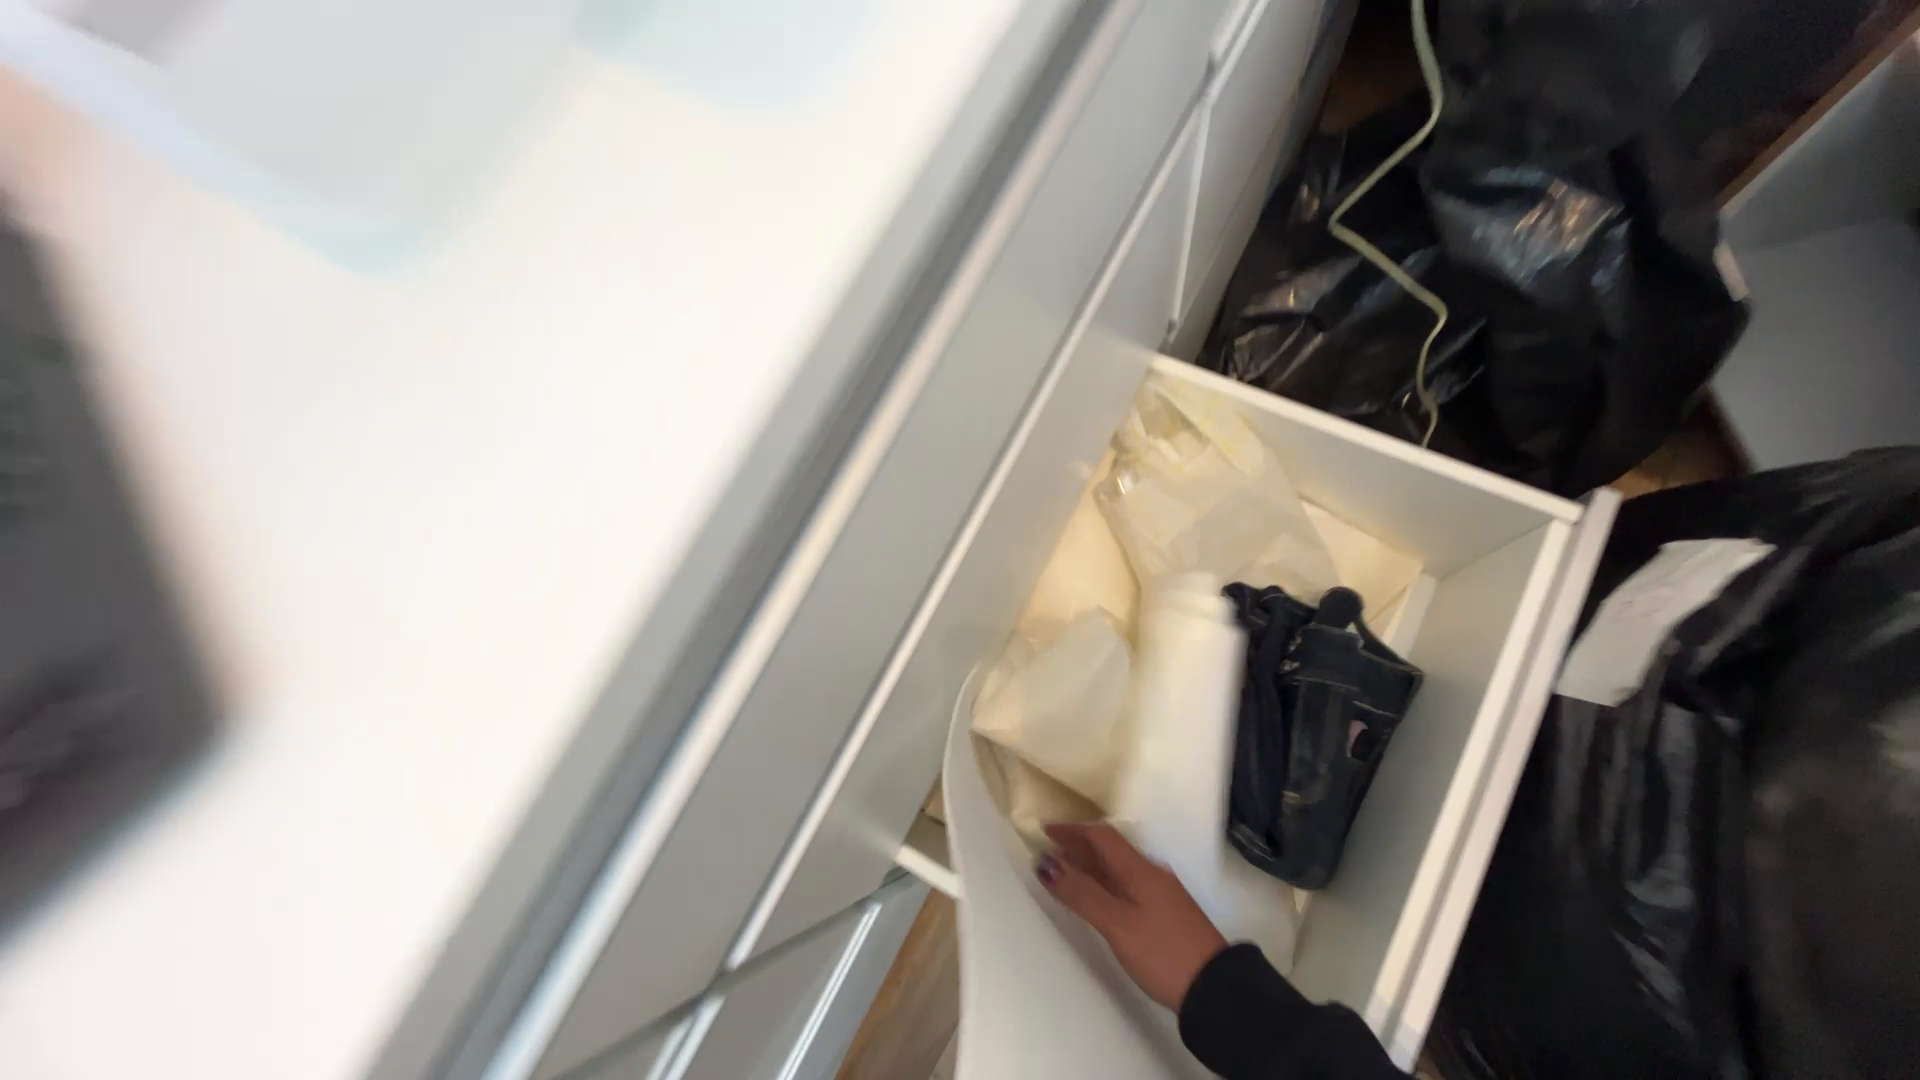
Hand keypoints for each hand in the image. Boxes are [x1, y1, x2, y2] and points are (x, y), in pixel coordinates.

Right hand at [1036, 821, 1227, 1010]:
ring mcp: (1161, 893)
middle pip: (1110, 849)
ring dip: (1090, 865)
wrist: (1216, 990)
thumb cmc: (1162, 952)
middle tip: (1049, 851)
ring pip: (1118, 868)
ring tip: (1065, 873)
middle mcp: (1151, 873)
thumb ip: (1082, 893)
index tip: (1045, 830)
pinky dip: (1104, 883)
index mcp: (1139, 870)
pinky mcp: (1165, 913)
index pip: (1102, 836)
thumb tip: (1046, 862)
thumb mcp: (1117, 924)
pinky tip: (1097, 899)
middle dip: (1078, 846)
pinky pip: (1126, 884)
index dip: (1073, 829)